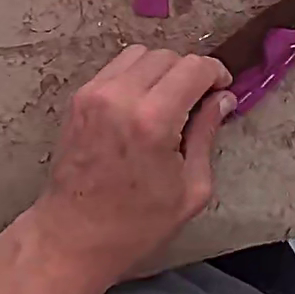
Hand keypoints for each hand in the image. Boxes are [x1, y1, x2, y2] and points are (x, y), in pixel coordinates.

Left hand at [25, 45, 234, 287]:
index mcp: (154, 120)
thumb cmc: (137, 224)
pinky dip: (138, 74)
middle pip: (170, 56)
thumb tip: (223, 98)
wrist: (70, 239)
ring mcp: (96, 93)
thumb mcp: (192, 189)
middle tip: (197, 100)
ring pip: (143, 54)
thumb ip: (208, 133)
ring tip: (168, 99)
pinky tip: (142, 101)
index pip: (195, 67)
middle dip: (191, 72)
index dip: (216, 73)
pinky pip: (119, 65)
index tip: (222, 89)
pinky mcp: (80, 97)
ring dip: (163, 69)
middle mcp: (122, 97)